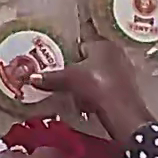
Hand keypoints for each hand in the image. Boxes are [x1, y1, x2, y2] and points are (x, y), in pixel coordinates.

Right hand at [30, 42, 153, 142]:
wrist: (121, 113)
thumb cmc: (95, 86)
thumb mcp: (68, 79)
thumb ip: (50, 77)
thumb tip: (30, 77)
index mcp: (103, 44)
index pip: (81, 45)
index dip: (68, 54)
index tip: (57, 65)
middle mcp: (116, 53)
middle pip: (89, 60)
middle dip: (77, 71)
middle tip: (62, 81)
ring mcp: (124, 71)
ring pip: (98, 75)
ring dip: (86, 85)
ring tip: (73, 95)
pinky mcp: (127, 88)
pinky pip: (105, 88)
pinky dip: (95, 94)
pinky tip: (87, 104)